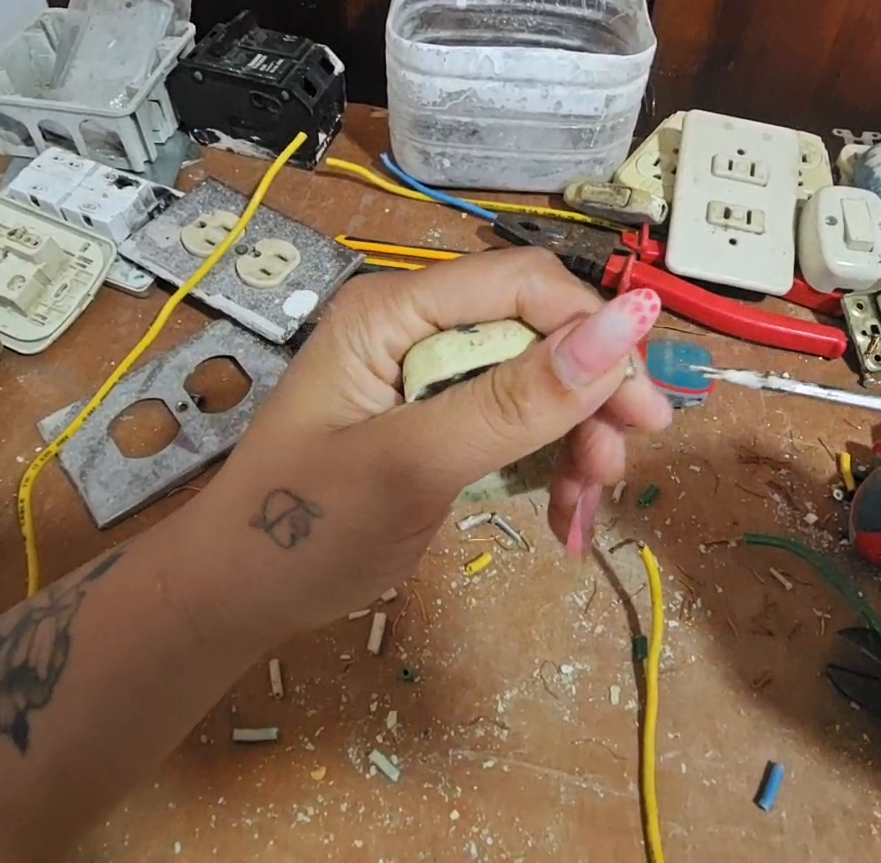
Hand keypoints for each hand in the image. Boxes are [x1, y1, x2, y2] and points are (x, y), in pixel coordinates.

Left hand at [193, 248, 671, 632]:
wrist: (241, 595)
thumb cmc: (304, 529)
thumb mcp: (412, 463)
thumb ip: (514, 400)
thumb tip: (624, 325)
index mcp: (395, 310)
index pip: (521, 285)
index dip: (591, 332)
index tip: (639, 406)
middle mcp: (418, 327)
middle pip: (538, 334)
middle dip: (588, 397)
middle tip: (619, 465)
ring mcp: (430, 375)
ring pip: (539, 383)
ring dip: (575, 439)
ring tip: (585, 506)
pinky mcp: (441, 418)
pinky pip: (517, 423)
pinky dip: (549, 465)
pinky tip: (565, 516)